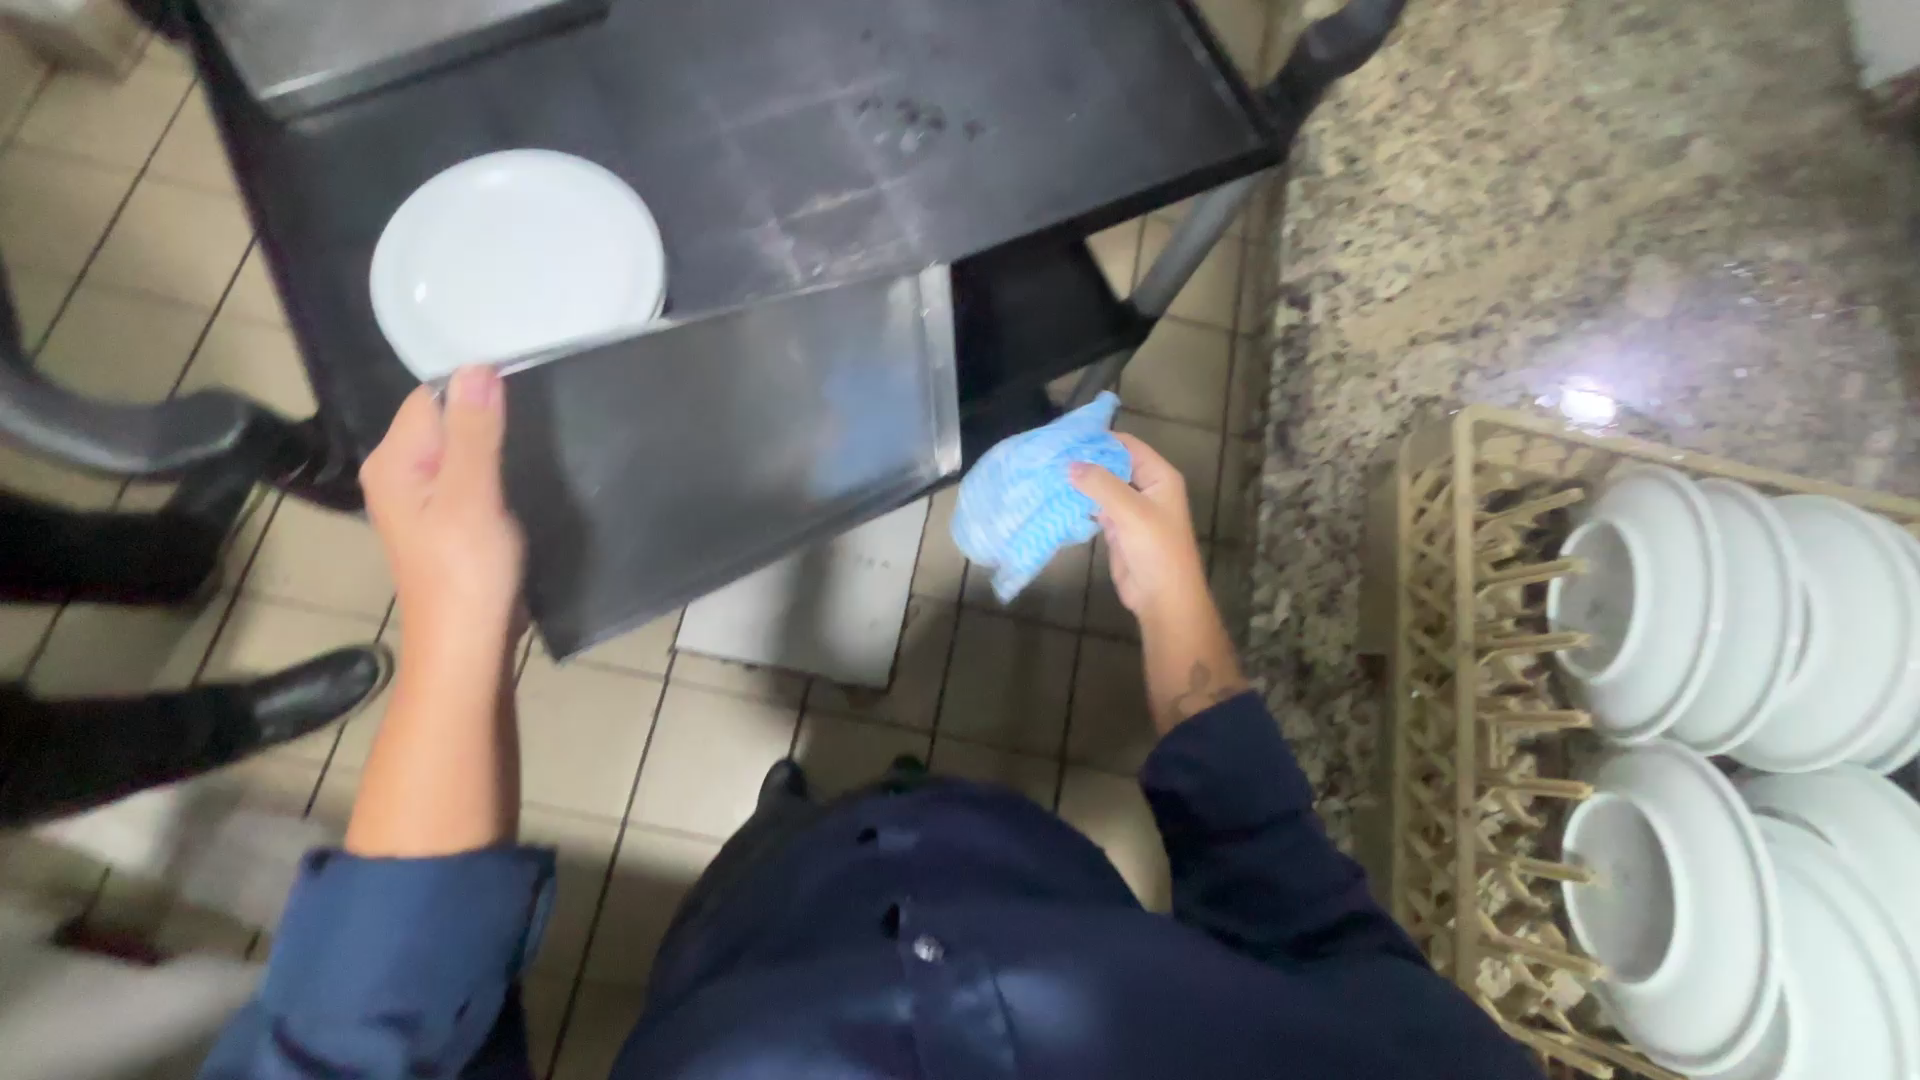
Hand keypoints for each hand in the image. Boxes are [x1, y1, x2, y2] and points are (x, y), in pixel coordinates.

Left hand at [360, 367, 525, 643]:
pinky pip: (469, 477)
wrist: (468, 643)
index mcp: (393, 461)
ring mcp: (422, 499)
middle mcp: (398, 473)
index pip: (432, 397)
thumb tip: (478, 368)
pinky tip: (519, 484)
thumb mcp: (473, 495)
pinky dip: (495, 474)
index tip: (523, 397)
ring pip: (462, 450)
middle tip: (536, 427)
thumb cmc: (468, 570)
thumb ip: (475, 432)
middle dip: (488, 419)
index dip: (475, 391)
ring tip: (533, 452)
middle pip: (446, 421)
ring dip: (495, 449)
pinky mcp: (447, 520)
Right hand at [1069, 433, 1208, 621]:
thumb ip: (1100, 484)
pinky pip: (1095, 508)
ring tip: (1048, 471)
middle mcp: (1146, 488)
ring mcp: (1131, 509)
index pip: (1127, 446)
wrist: (1163, 597)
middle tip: (1051, 454)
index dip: (1099, 439)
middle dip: (1086, 459)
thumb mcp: (1131, 511)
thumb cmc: (1156, 549)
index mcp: (1159, 476)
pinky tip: (1056, 496)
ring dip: (1080, 482)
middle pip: (1113, 464)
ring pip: (1102, 487)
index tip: (1066, 436)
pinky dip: (1079, 502)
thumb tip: (1069, 464)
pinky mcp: (1117, 528)